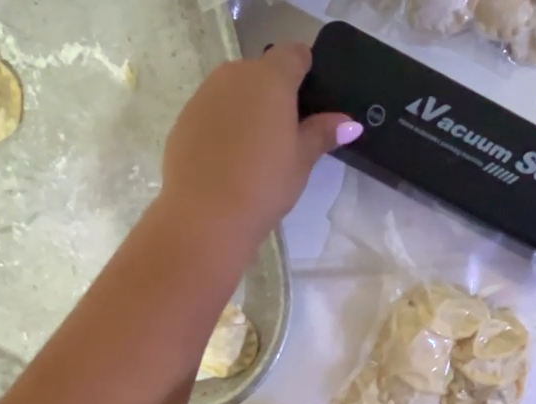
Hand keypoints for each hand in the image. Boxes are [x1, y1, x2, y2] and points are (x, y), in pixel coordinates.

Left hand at [159, 43, 359, 242]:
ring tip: (255, 152)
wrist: (206, 215)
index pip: (294, 54)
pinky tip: (228, 161)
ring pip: (234, 91)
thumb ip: (322, 133)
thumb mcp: (301, 160)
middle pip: (261, 72)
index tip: (310, 101)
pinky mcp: (185, 118)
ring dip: (247, 109)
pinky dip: (223, 126)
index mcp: (270, 79)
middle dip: (275, 94)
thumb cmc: (264, 185)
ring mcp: (206, 94)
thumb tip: (350, 123)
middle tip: (285, 135)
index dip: (305, 72)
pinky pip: (212, 112)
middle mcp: (235, 75)